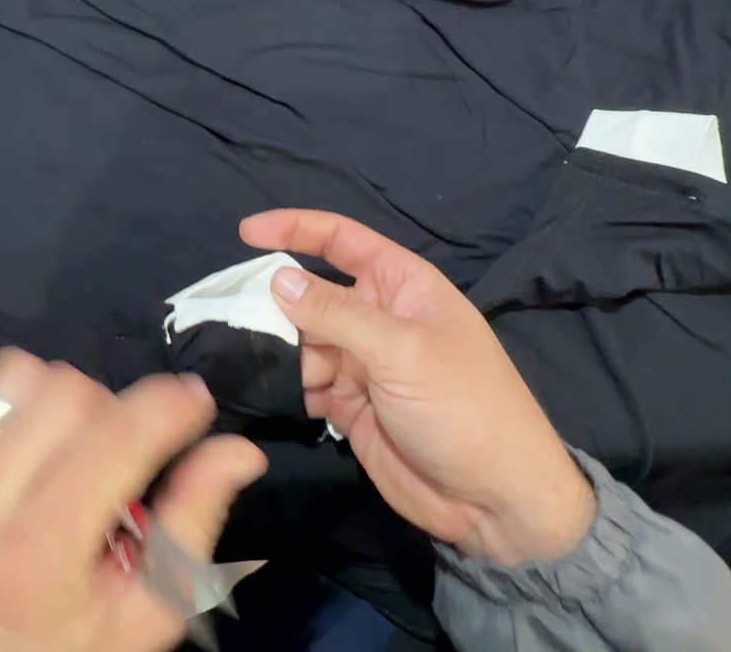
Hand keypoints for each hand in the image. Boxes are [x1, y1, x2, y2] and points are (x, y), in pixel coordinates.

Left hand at [0, 349, 266, 651]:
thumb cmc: (78, 642)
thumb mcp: (152, 609)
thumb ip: (194, 523)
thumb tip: (242, 450)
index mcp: (38, 553)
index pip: (112, 440)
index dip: (167, 406)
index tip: (199, 400)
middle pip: (72, 392)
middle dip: (118, 413)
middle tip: (130, 458)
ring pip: (35, 376)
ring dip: (77, 403)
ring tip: (85, 453)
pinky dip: (35, 399)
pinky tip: (47, 445)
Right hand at [240, 210, 594, 566]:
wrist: (495, 503)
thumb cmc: (462, 407)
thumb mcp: (401, 351)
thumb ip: (336, 314)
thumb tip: (278, 277)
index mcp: (401, 285)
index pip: (341, 240)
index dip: (295, 228)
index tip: (246, 231)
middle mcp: (378, 316)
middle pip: (312, 293)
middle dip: (277, 304)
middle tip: (235, 321)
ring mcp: (362, 361)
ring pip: (302, 340)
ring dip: (280, 352)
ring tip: (259, 367)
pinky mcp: (349, 402)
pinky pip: (305, 382)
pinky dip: (289, 386)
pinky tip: (282, 396)